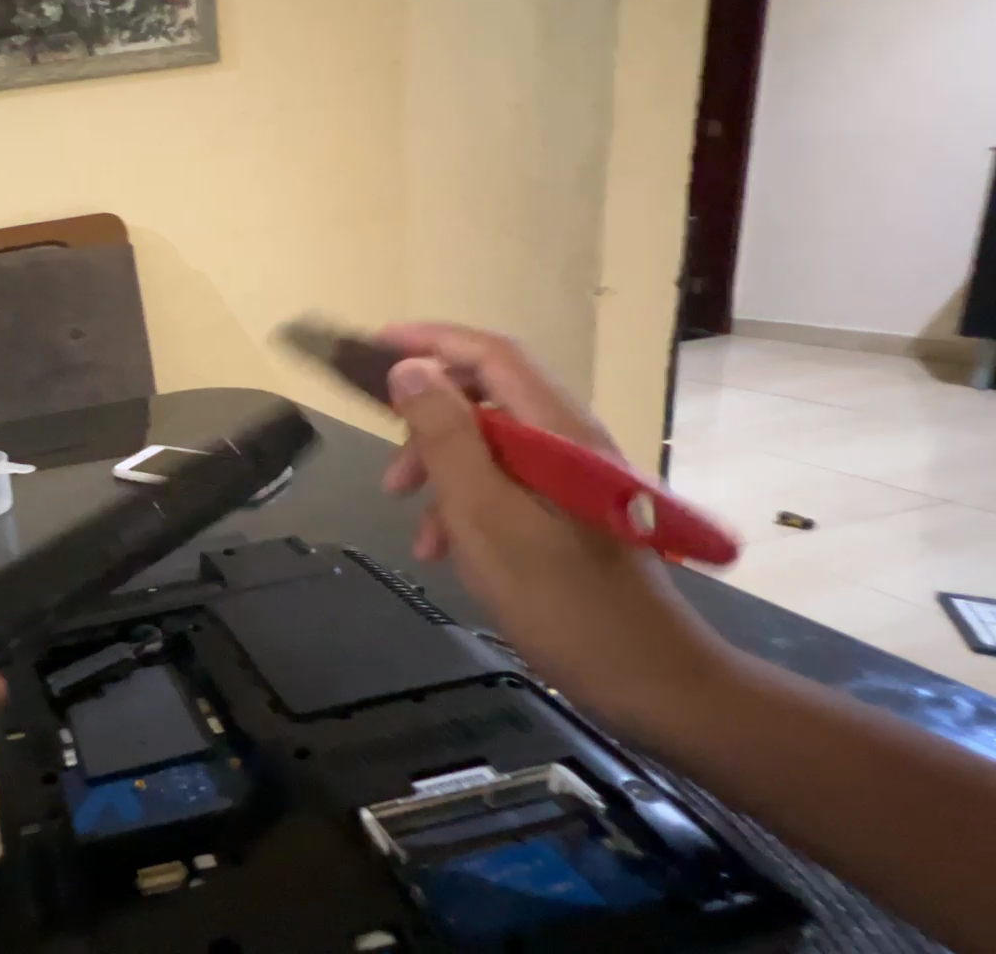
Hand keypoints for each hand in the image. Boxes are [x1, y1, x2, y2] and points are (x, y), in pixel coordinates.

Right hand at [376, 323, 732, 734]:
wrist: (648, 680)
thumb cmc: (561, 599)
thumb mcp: (485, 515)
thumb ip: (446, 438)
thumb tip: (410, 370)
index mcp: (556, 430)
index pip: (491, 355)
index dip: (431, 341)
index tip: (374, 344)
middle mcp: (567, 440)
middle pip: (484, 397)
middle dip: (426, 423)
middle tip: (389, 467)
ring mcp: (568, 475)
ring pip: (485, 443)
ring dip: (438, 468)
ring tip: (408, 514)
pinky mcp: (564, 508)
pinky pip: (499, 482)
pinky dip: (461, 502)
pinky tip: (442, 546)